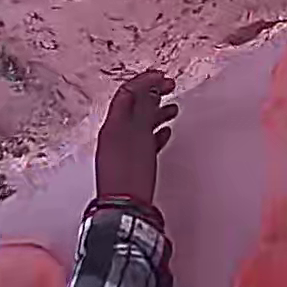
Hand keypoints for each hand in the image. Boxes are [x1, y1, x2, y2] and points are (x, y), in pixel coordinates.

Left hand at [95, 70, 177, 205]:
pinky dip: (154, 132)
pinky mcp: (128, 163)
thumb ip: (146, 110)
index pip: (127, 92)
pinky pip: (141, 140)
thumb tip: (150, 90)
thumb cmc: (131, 172)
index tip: (161, 76)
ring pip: (138, 122)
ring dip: (155, 112)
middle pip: (132, 105)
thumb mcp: (141, 134)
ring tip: (172, 109)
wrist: (125, 210)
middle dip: (151, 93)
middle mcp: (113, 132)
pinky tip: (165, 133)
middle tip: (169, 87)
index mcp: (114, 122)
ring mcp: (119, 148)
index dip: (145, 81)